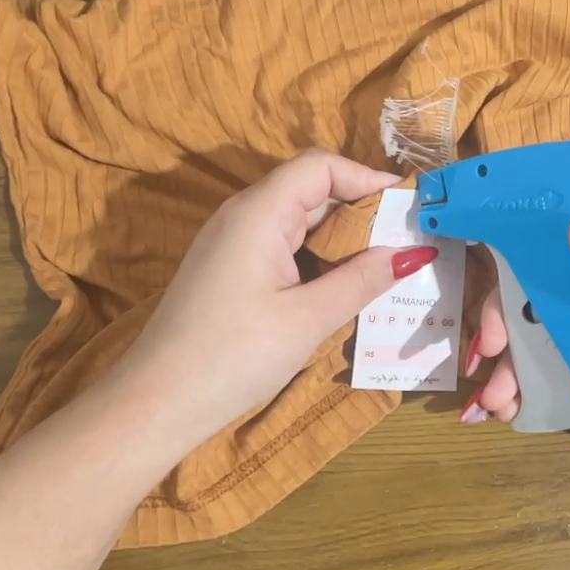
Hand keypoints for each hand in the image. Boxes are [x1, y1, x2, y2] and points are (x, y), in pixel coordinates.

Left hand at [111, 150, 437, 441]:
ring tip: (385, 264)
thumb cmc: (235, 355)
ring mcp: (232, 243)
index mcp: (259, 213)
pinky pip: (283, 247)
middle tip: (407, 240)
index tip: (408, 204)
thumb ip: (362, 280)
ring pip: (299, 221)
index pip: (321, 167)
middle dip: (362, 209)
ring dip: (342, 237)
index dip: (367, 176)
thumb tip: (411, 253)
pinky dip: (318, 257)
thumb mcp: (308, 319)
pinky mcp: (229, 270)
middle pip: (311, 190)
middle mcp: (243, 216)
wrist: (158, 403)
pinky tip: (342, 285)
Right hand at [461, 213, 569, 454]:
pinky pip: (552, 365)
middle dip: (502, 317)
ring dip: (508, 362)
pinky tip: (505, 410)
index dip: (518, 236)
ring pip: (538, 330)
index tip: (480, 256)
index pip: (566, 228)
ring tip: (491, 404)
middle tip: (487, 355)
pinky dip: (524, 385)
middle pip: (536, 286)